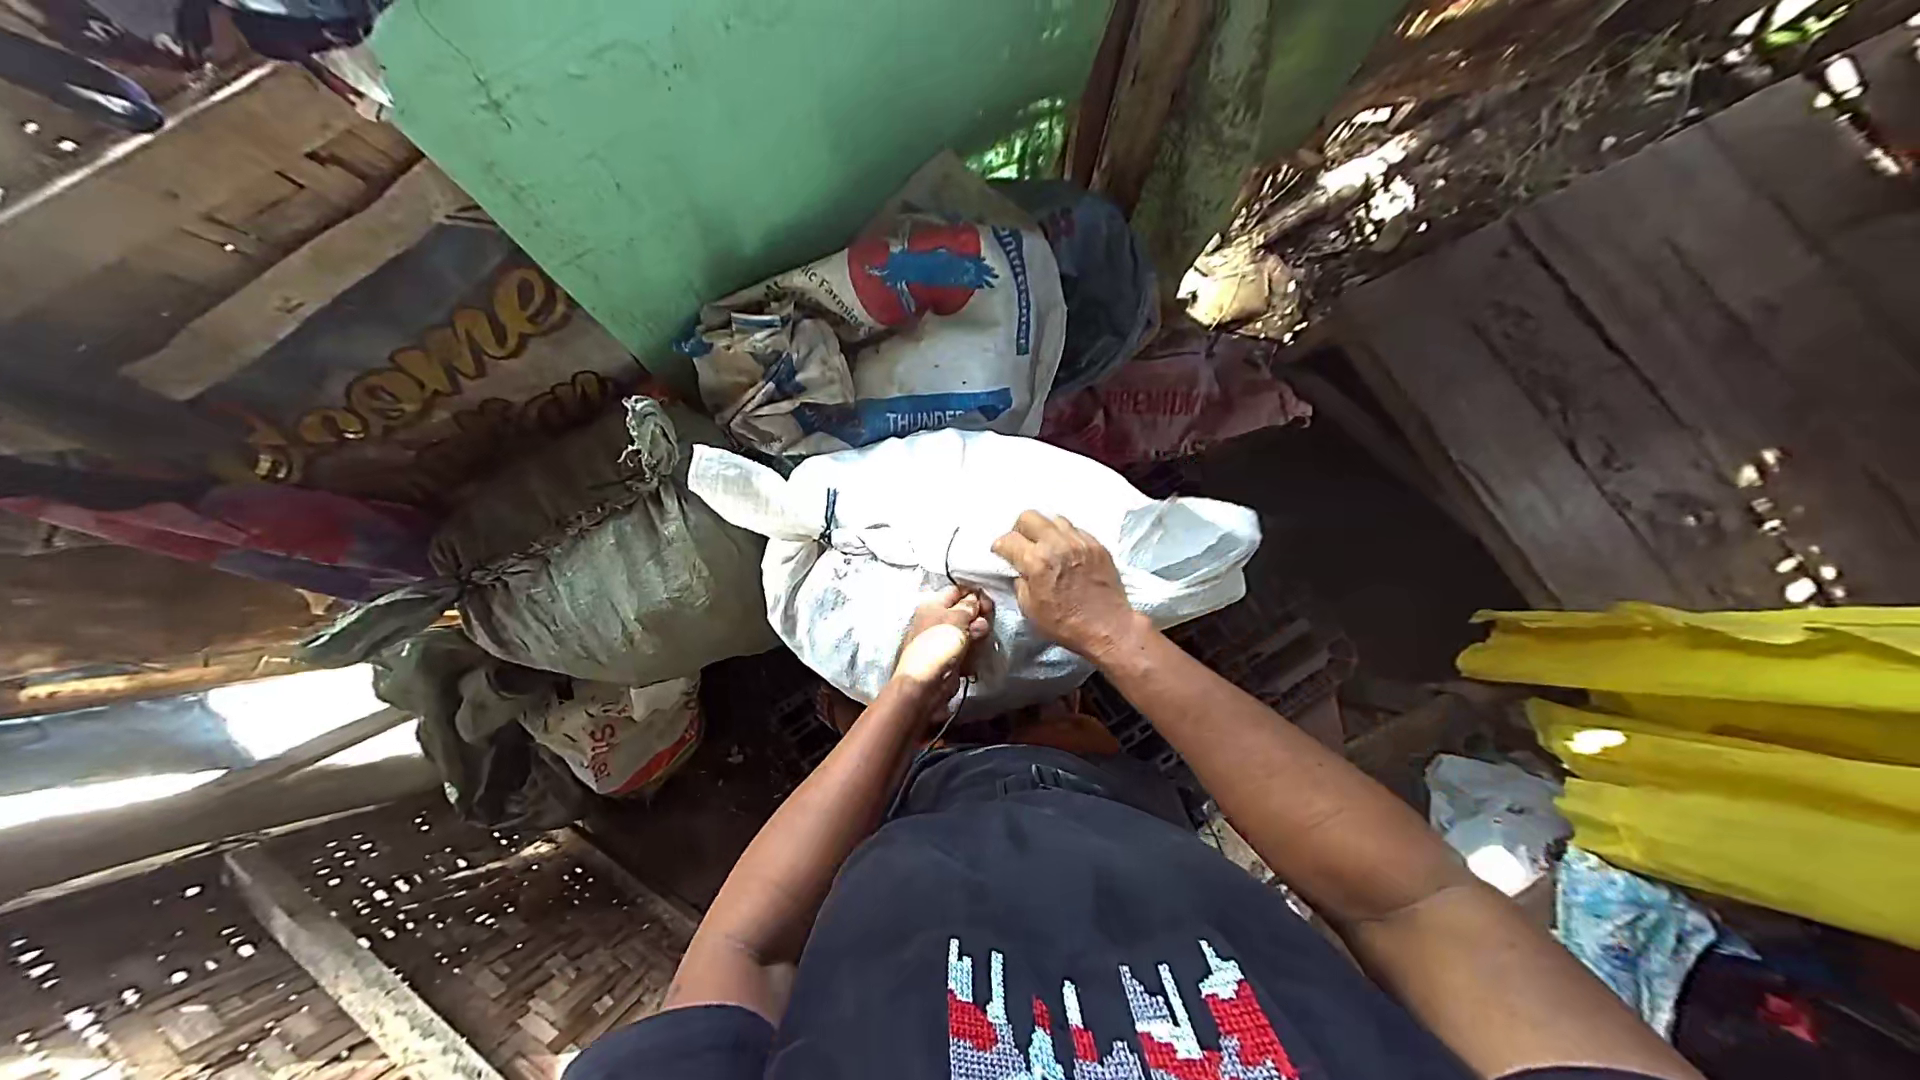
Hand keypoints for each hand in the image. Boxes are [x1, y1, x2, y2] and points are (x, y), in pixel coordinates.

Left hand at [893, 586, 992, 692]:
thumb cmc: (939, 644)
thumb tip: (974, 598)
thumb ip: (968, 606)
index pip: (957, 591)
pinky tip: (976, 655)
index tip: (989, 601)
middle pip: (964, 612)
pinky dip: (974, 651)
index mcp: (933, 605)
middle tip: (985, 622)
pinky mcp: (951, 659)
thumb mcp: (956, 618)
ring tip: (978, 639)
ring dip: (977, 634)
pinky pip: (968, 650)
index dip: (974, 593)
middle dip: (978, 616)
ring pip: (968, 632)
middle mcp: (936, 621)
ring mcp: (943, 641)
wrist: (926, 684)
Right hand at [991, 511, 1143, 660]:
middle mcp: (1057, 545)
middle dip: (1020, 530)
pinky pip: (1075, 529)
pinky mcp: (1096, 544)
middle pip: (1029, 517)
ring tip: (1047, 547)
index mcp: (1036, 562)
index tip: (1002, 554)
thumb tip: (1017, 569)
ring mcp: (1079, 541)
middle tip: (1023, 546)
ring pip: (1053, 519)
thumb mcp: (1029, 609)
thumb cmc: (1065, 624)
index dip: (1000, 547)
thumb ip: (1019, 582)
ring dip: (1045, 531)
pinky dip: (1065, 537)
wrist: (1108, 627)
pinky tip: (1066, 553)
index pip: (1008, 539)